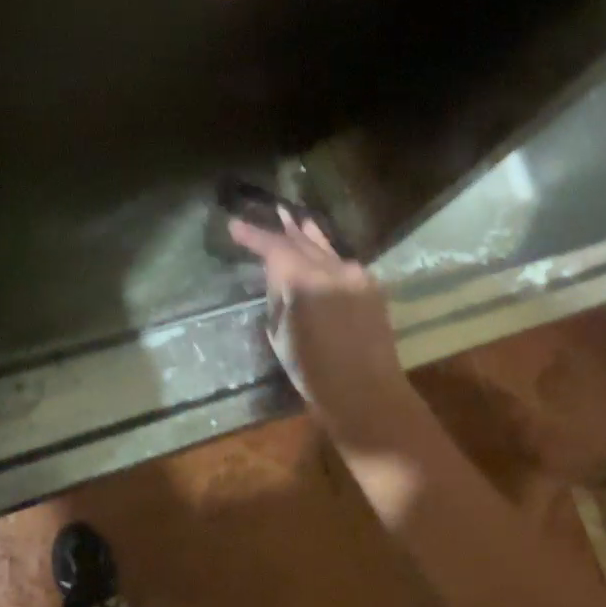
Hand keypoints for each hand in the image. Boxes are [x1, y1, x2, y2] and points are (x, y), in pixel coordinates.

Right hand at [229, 210, 415, 439]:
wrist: (367, 394)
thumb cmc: (314, 374)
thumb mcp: (281, 336)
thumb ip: (279, 298)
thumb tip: (280, 278)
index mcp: (305, 281)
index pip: (275, 247)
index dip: (253, 236)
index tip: (233, 225)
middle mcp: (333, 269)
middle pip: (303, 241)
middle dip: (284, 229)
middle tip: (271, 212)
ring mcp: (357, 276)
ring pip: (327, 248)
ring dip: (309, 235)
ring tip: (296, 219)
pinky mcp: (372, 288)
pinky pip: (343, 263)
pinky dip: (328, 256)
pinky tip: (322, 252)